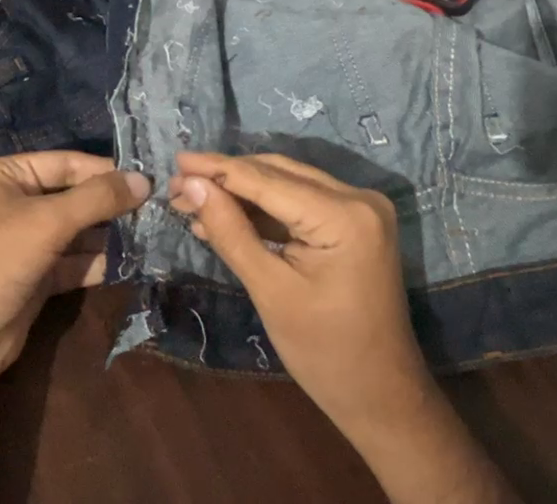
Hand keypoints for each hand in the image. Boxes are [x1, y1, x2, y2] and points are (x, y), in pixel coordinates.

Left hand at [0, 151, 151, 383]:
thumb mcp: (47, 221)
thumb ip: (97, 198)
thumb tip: (145, 179)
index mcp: (4, 175)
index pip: (64, 162)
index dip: (105, 170)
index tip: (149, 178)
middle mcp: (12, 203)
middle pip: (71, 196)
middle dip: (109, 204)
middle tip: (156, 207)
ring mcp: (22, 243)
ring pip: (74, 231)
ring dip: (108, 234)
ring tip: (151, 233)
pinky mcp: (32, 278)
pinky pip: (71, 262)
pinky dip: (96, 262)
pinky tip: (130, 262)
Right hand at [167, 151, 429, 432]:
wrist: (380, 395)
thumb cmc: (324, 351)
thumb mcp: (269, 289)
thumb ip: (230, 231)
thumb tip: (191, 184)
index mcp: (344, 215)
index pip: (268, 180)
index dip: (217, 169)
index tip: (176, 161)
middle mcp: (358, 198)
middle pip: (278, 173)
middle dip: (225, 178)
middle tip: (177, 184)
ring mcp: (360, 209)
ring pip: (286, 184)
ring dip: (240, 192)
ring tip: (191, 199)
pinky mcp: (353, 223)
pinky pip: (300, 204)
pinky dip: (263, 211)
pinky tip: (223, 216)